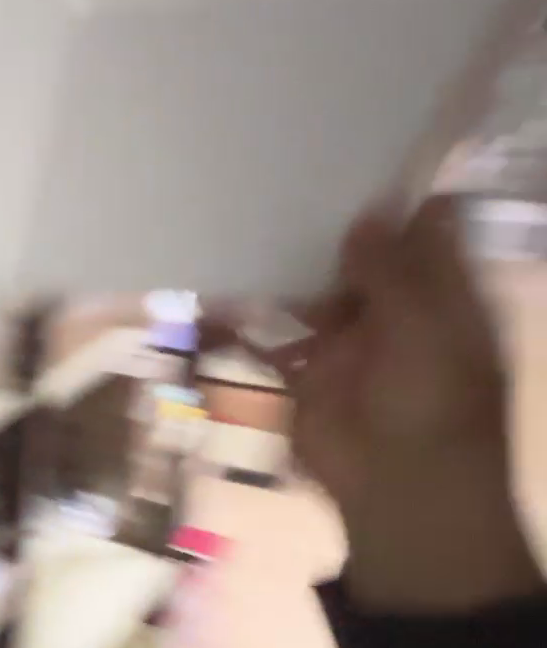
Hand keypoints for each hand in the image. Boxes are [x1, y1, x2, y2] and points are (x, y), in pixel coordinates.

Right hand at [265, 197, 540, 614]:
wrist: (397, 484)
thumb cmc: (432, 405)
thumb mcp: (428, 331)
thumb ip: (396, 275)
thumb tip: (369, 214)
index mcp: (440, 296)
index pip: (423, 235)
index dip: (397, 202)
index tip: (352, 163)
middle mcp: (391, 311)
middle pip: (357, 262)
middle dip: (324, 233)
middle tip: (273, 189)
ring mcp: (341, 342)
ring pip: (306, 297)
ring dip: (276, 275)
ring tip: (232, 235)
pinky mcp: (298, 373)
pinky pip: (264, 342)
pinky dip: (236, 326)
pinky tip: (207, 304)